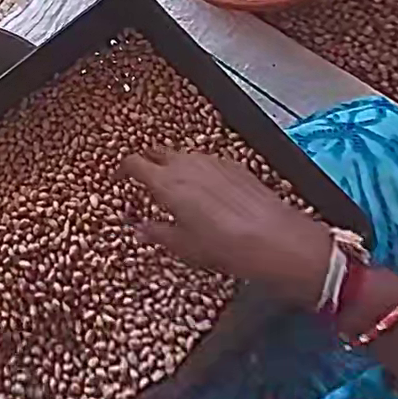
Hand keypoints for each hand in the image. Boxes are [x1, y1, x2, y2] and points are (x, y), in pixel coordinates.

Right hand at [121, 150, 338, 308]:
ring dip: (173, 166)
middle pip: (156, 152)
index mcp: (166, 182)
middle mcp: (185, 164)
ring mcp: (210, 160)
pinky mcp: (233, 163)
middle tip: (145, 181)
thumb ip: (158, 232)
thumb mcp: (184, 246)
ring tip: (177, 188)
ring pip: (182, 155)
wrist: (276, 239)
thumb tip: (141, 228)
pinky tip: (208, 191)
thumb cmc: (225, 246)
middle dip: (147, 163)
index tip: (121, 178)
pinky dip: (198, 170)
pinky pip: (205, 161)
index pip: (134, 163)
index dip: (123, 169)